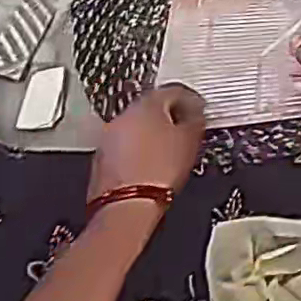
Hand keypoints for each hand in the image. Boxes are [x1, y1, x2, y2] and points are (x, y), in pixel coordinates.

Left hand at [88, 84, 205, 199]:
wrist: (127, 209)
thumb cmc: (159, 171)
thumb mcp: (191, 138)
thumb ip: (196, 119)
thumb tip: (195, 115)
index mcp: (147, 104)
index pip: (174, 91)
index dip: (191, 100)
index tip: (199, 110)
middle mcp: (124, 116)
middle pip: (153, 107)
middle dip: (170, 116)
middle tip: (186, 127)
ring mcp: (109, 139)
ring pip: (137, 127)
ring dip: (153, 133)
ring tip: (170, 148)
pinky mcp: (101, 161)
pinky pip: (125, 146)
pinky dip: (139, 150)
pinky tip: (152, 163)